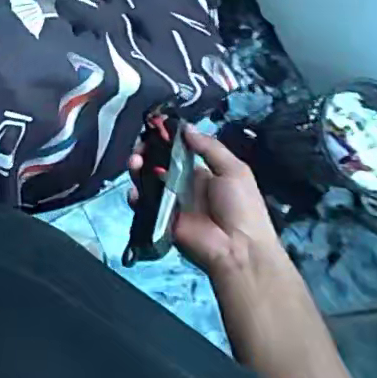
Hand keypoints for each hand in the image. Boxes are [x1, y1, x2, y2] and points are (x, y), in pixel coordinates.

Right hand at [128, 126, 282, 278]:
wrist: (238, 249)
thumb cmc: (241, 207)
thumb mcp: (234, 170)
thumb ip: (209, 147)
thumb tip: (185, 127)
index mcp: (201, 173)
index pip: (176, 151)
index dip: (164, 139)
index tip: (154, 128)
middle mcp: (183, 186)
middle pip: (157, 163)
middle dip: (146, 151)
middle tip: (140, 147)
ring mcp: (170, 203)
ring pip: (146, 180)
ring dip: (137, 168)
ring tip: (135, 162)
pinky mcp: (160, 219)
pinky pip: (143, 205)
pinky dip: (135, 196)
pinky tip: (136, 190)